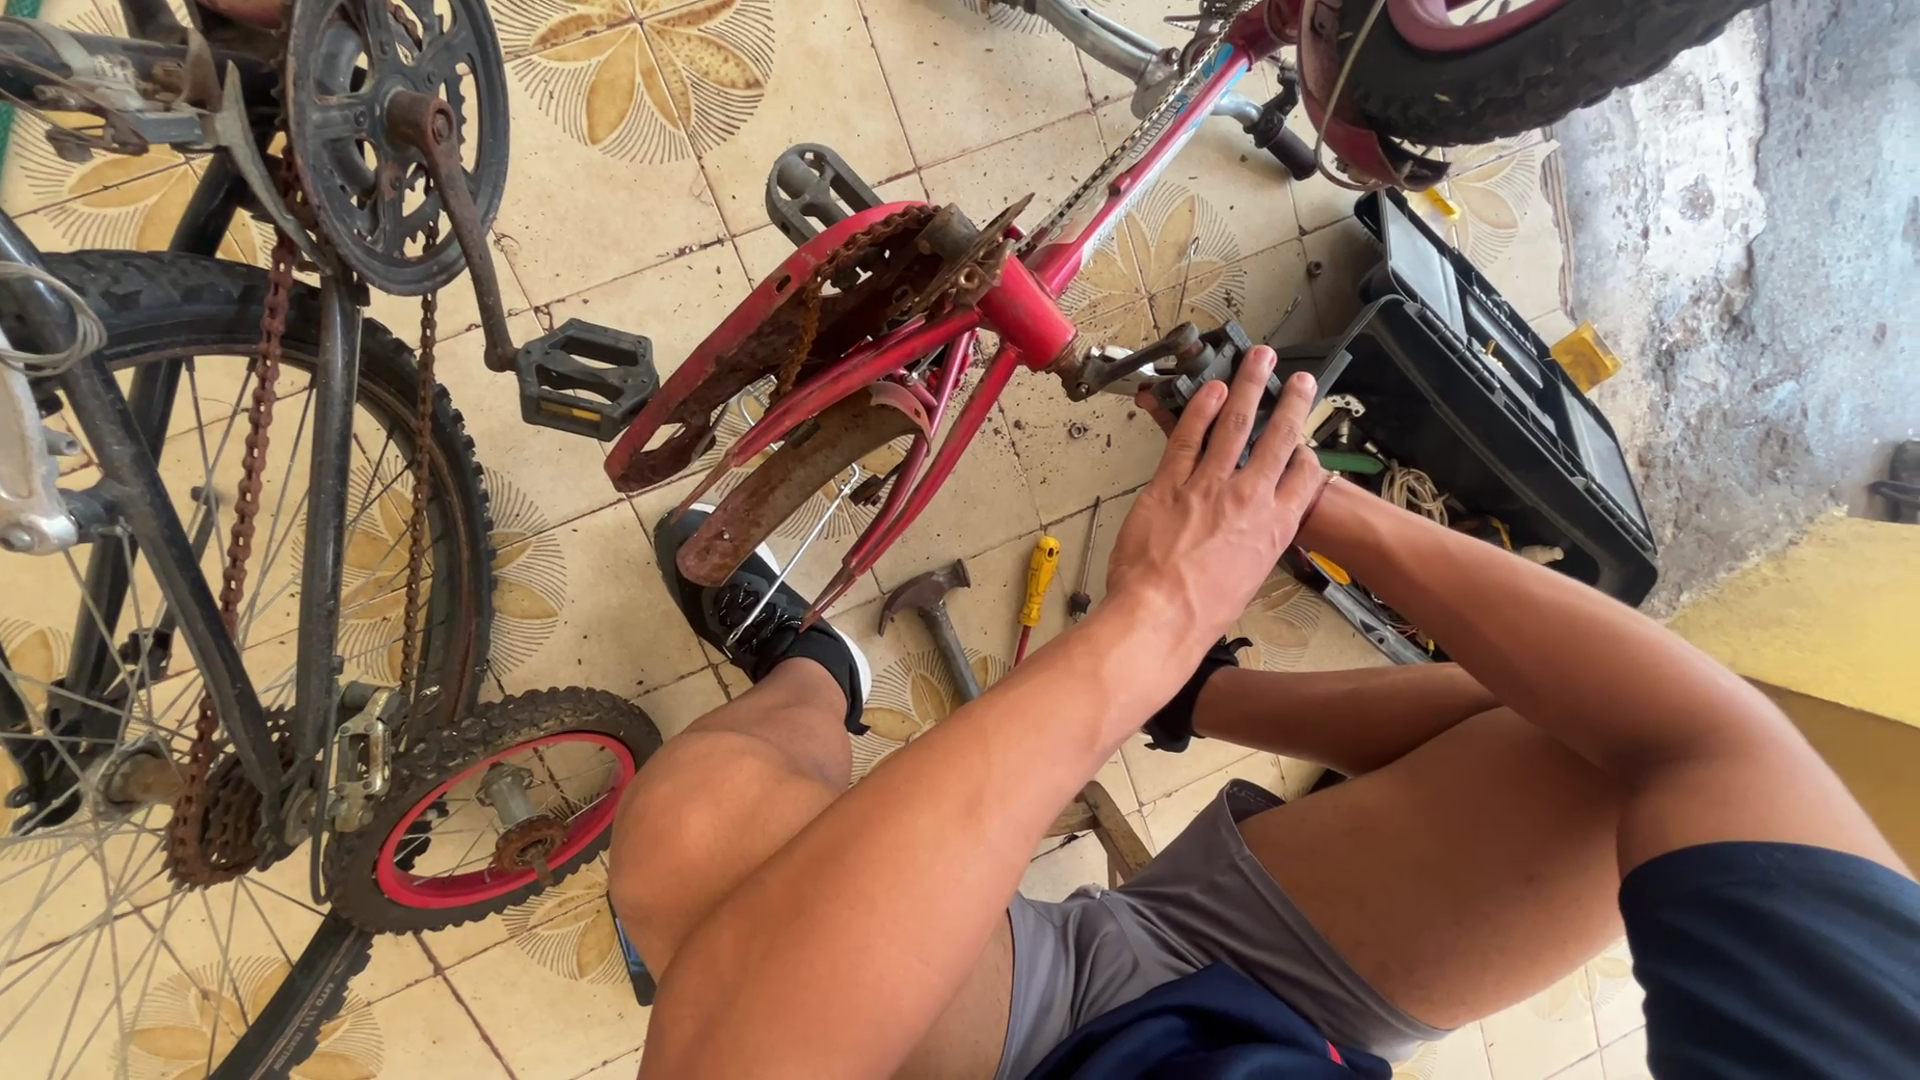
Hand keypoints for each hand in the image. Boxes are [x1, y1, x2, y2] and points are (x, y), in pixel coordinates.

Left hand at [1106, 344, 1325, 654]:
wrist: (1162, 615)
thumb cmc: (1200, 612)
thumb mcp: (1245, 582)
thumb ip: (1249, 549)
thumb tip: (1241, 540)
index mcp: (1274, 528)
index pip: (1304, 478)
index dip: (1307, 454)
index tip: (1305, 442)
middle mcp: (1248, 499)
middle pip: (1278, 439)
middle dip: (1291, 403)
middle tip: (1299, 379)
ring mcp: (1209, 486)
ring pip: (1235, 425)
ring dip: (1250, 387)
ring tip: (1259, 361)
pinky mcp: (1170, 484)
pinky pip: (1187, 439)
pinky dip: (1199, 411)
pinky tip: (1210, 392)